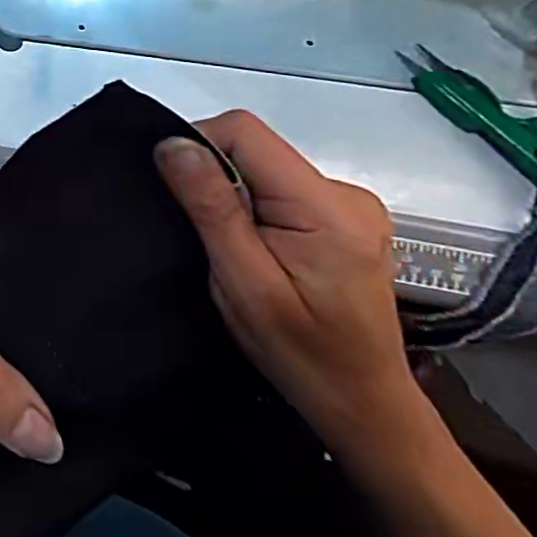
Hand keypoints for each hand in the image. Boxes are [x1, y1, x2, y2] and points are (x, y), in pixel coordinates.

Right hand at [154, 112, 418, 452]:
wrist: (363, 403)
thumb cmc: (303, 355)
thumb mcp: (243, 283)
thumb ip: (211, 207)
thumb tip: (174, 145)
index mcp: (328, 207)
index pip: (245, 132)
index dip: (199, 145)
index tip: (179, 189)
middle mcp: (346, 192)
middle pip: (254, 147)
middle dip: (217, 179)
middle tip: (209, 235)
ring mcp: (349, 201)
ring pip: (263, 166)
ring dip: (236, 195)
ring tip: (235, 247)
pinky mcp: (344, 213)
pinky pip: (280, 185)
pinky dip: (256, 207)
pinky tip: (260, 248)